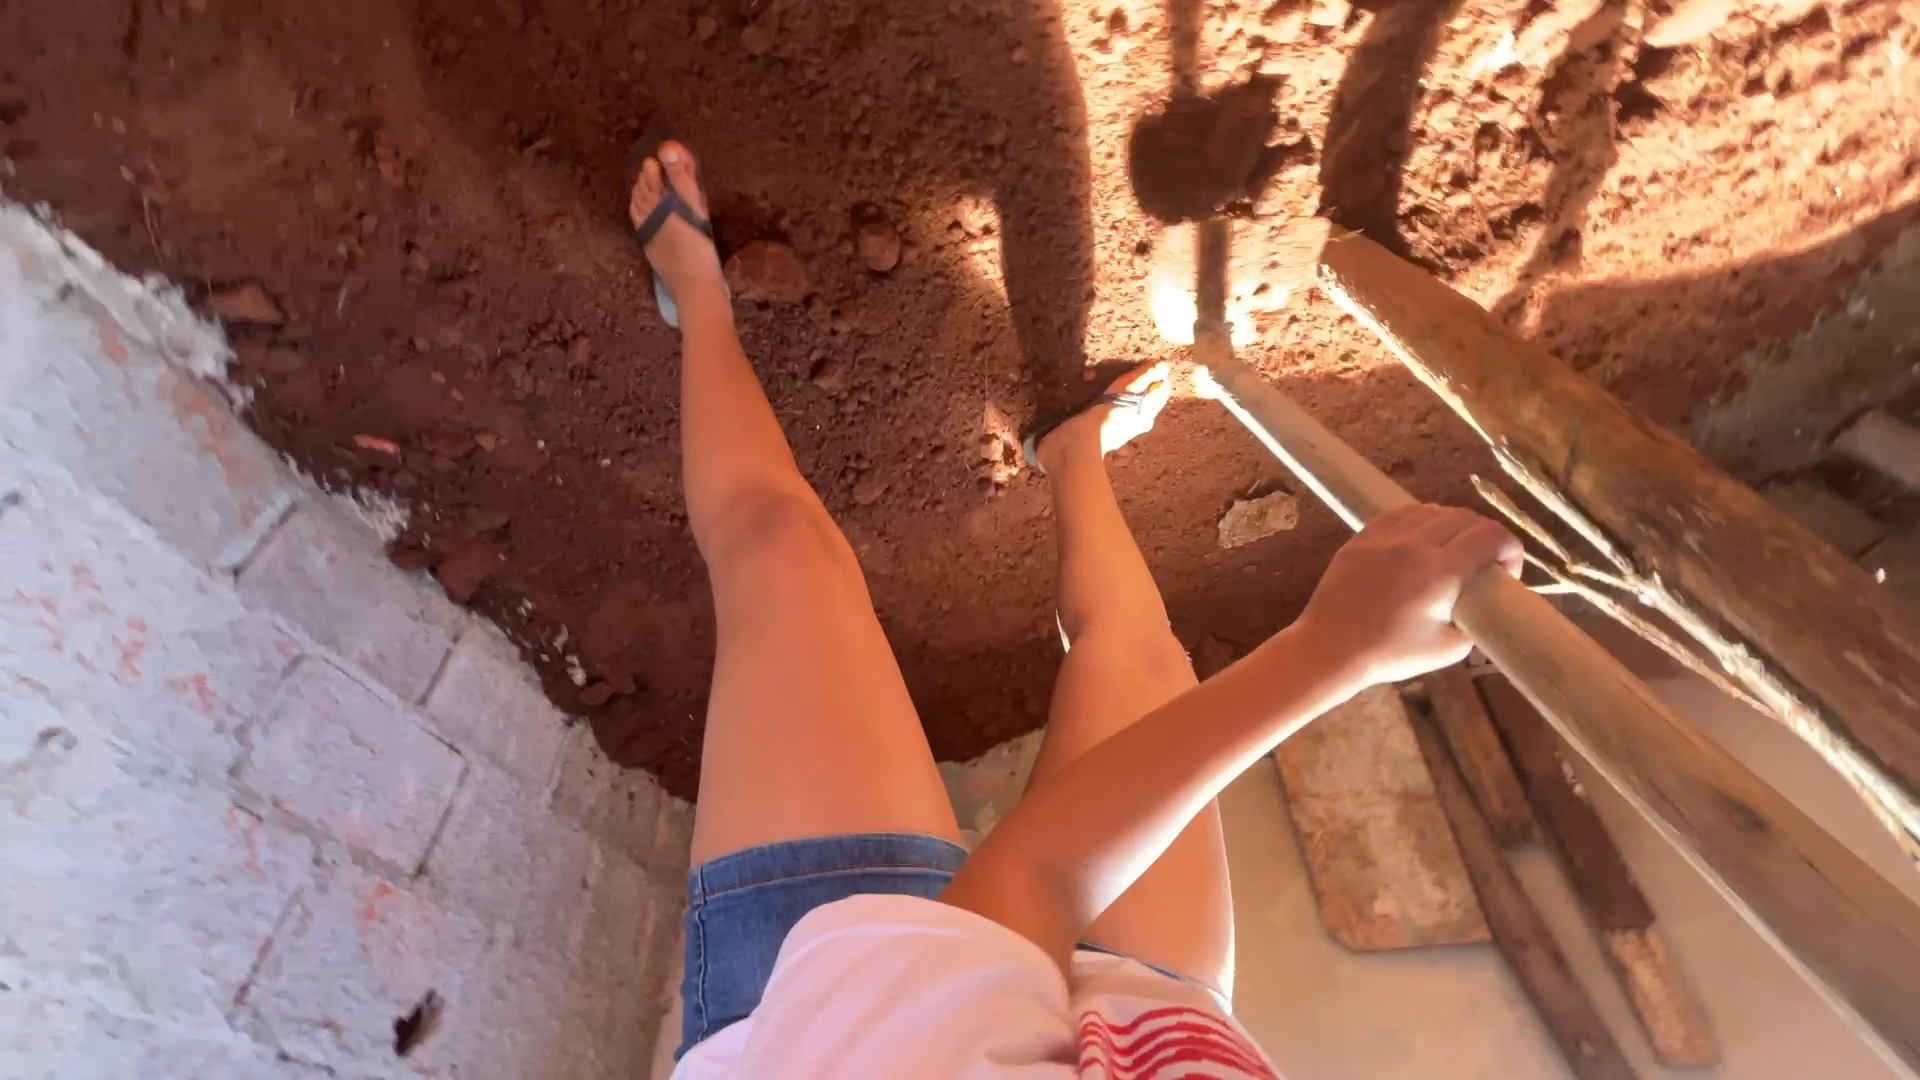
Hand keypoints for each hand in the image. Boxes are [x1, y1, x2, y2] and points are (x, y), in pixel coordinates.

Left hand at [1296, 503, 1522, 689]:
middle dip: (1483, 536)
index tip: (1505, 572)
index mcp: (1440, 571)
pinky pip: (1396, 515)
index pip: (1489, 535)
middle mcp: (1412, 546)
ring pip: (1429, 511)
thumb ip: (1475, 618)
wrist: (1330, 647)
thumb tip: (1481, 604)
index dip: (1510, 549)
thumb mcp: (1450, 647)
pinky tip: (1418, 539)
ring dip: (1450, 524)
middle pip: (1463, 518)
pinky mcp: (1359, 540)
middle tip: (1480, 563)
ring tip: (1449, 549)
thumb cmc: (1390, 652)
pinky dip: (1417, 520)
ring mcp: (1381, 539)